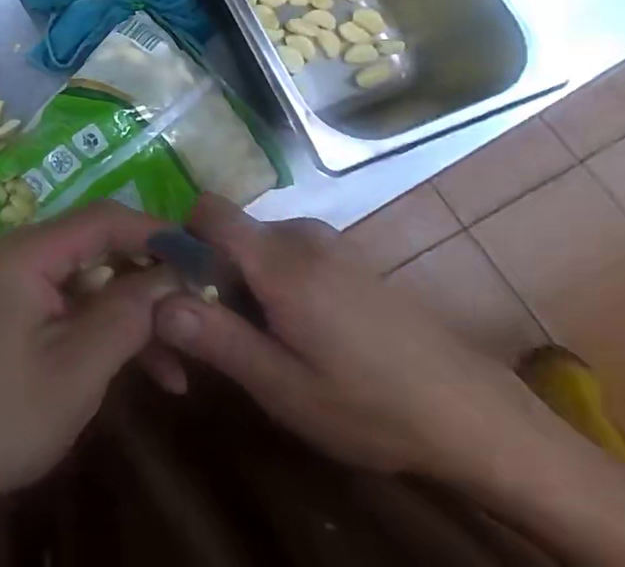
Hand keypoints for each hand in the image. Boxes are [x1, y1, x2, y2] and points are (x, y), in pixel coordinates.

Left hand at [0, 201, 178, 503]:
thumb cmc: (11, 416)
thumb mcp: (79, 368)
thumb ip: (129, 314)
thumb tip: (176, 273)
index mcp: (30, 253)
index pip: (104, 219)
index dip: (156, 232)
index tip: (204, 257)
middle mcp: (33, 254)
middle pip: (109, 243)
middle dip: (157, 273)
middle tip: (206, 299)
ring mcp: (38, 281)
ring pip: (109, 276)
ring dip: (148, 311)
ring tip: (192, 348)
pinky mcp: (45, 308)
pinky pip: (96, 304)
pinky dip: (128, 330)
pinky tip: (166, 373)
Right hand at [154, 195, 556, 482]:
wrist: (469, 412)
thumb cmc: (370, 405)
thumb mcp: (284, 388)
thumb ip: (217, 340)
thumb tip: (155, 303)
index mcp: (281, 260)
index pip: (208, 211)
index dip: (180, 239)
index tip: (177, 289)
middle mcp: (302, 235)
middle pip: (230, 231)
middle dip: (211, 272)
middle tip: (219, 336)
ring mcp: (330, 242)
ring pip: (257, 244)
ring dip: (243, 280)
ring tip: (262, 342)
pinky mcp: (347, 256)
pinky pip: (287, 252)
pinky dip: (273, 280)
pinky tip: (299, 332)